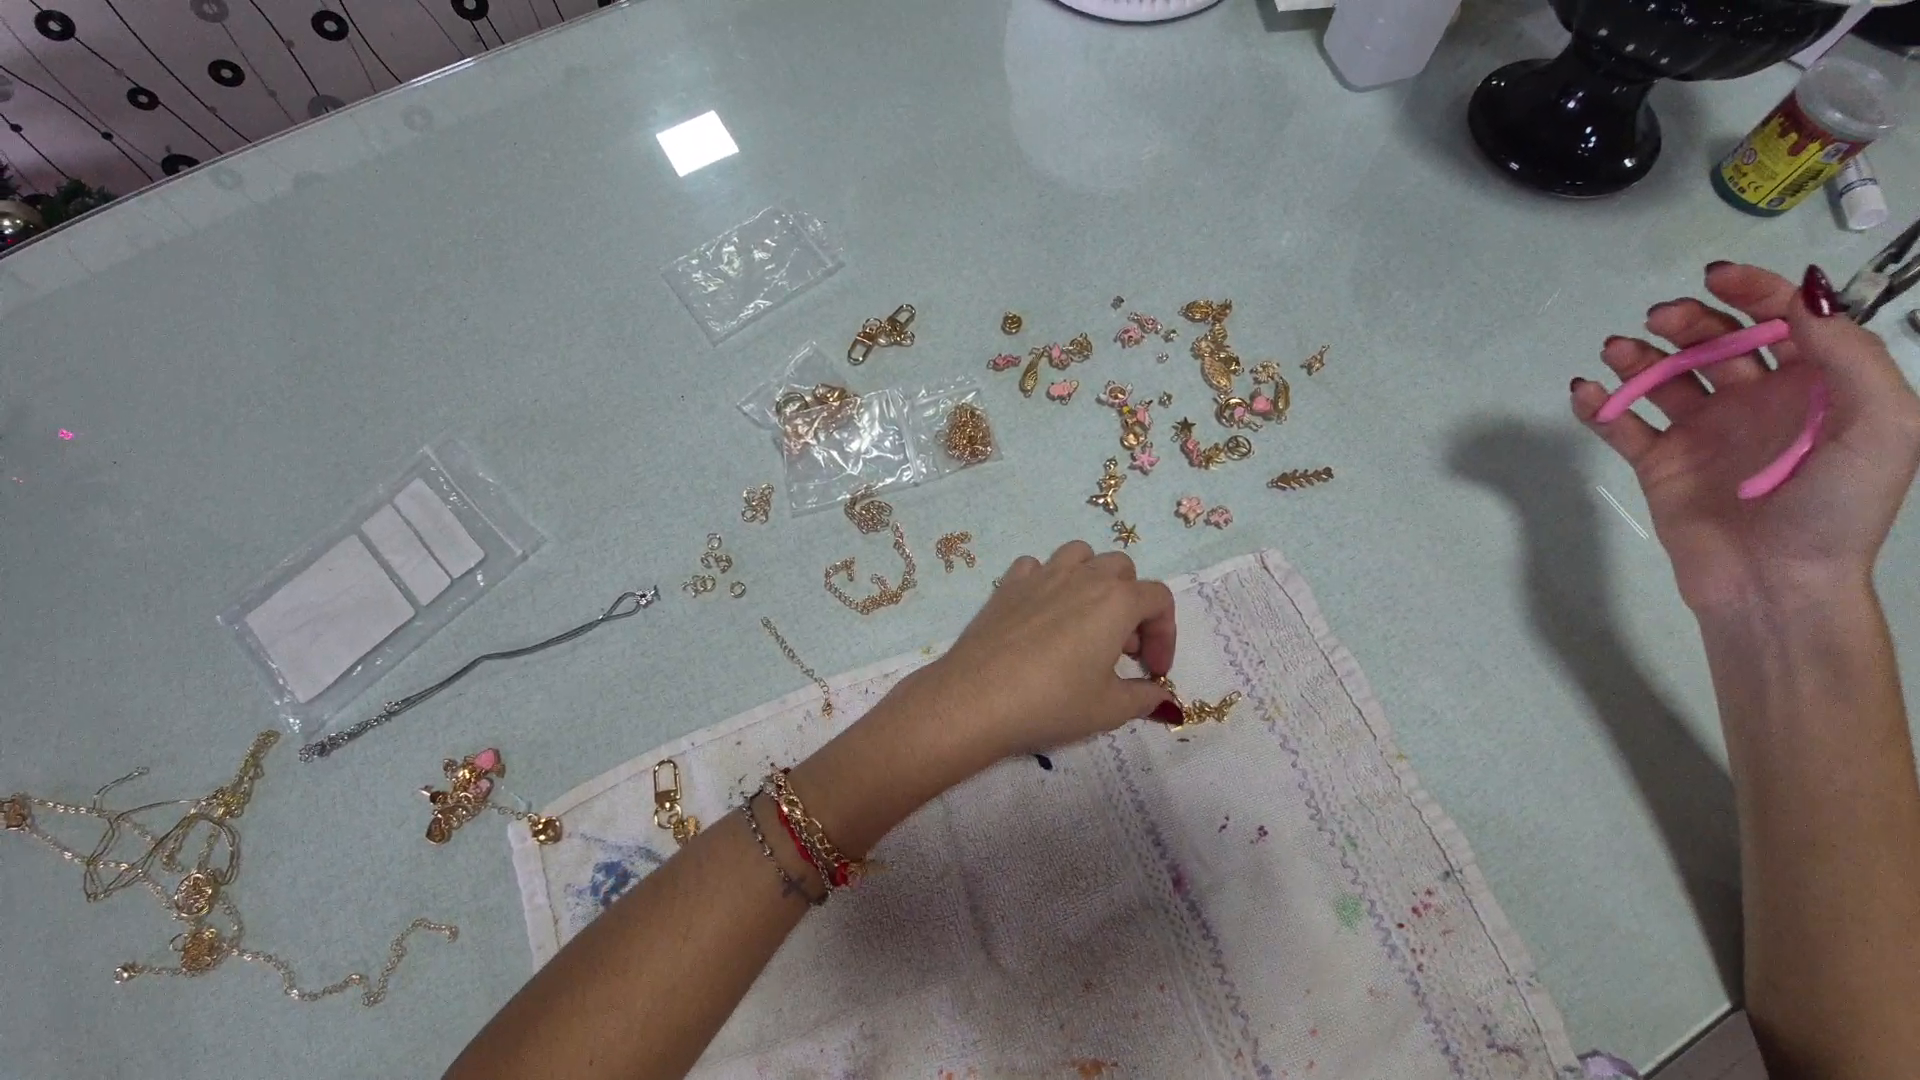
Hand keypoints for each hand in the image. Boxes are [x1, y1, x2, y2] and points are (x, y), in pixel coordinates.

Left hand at [905, 541, 1179, 760]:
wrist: (976, 699)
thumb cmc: (1052, 702)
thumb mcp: (1109, 709)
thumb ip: (1145, 699)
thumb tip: (1165, 701)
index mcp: (1116, 600)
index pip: (1159, 599)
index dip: (1165, 635)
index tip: (1153, 671)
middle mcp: (1082, 577)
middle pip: (1121, 569)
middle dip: (1132, 604)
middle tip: (1121, 649)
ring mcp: (1040, 575)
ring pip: (1080, 555)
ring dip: (1092, 580)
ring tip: (1086, 621)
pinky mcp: (1007, 585)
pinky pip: (1036, 567)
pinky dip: (1048, 582)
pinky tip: (1043, 615)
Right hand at [1571, 262, 1919, 612]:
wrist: (1777, 582)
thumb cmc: (1838, 508)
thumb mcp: (1884, 427)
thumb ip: (1850, 360)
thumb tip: (1800, 305)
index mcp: (1815, 389)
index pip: (1782, 323)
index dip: (1753, 291)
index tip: (1714, 277)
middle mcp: (1755, 402)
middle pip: (1715, 344)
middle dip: (1687, 322)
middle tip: (1658, 318)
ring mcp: (1702, 433)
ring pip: (1663, 379)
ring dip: (1638, 357)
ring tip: (1615, 349)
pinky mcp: (1658, 463)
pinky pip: (1623, 427)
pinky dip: (1600, 406)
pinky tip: (1585, 391)